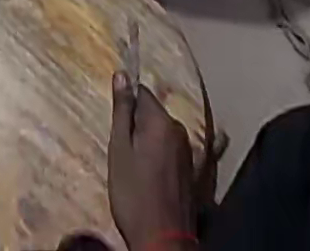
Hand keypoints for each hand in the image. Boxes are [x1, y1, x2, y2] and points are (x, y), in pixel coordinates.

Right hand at [107, 72, 194, 250]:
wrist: (163, 239)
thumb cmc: (134, 194)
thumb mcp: (119, 150)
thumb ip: (122, 111)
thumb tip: (121, 74)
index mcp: (161, 120)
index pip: (142, 93)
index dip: (126, 106)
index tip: (118, 125)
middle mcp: (179, 128)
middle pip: (153, 113)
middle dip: (138, 124)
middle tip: (123, 151)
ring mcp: (188, 149)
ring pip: (162, 132)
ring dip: (149, 142)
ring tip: (136, 168)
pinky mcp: (192, 169)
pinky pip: (172, 150)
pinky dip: (161, 157)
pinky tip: (153, 176)